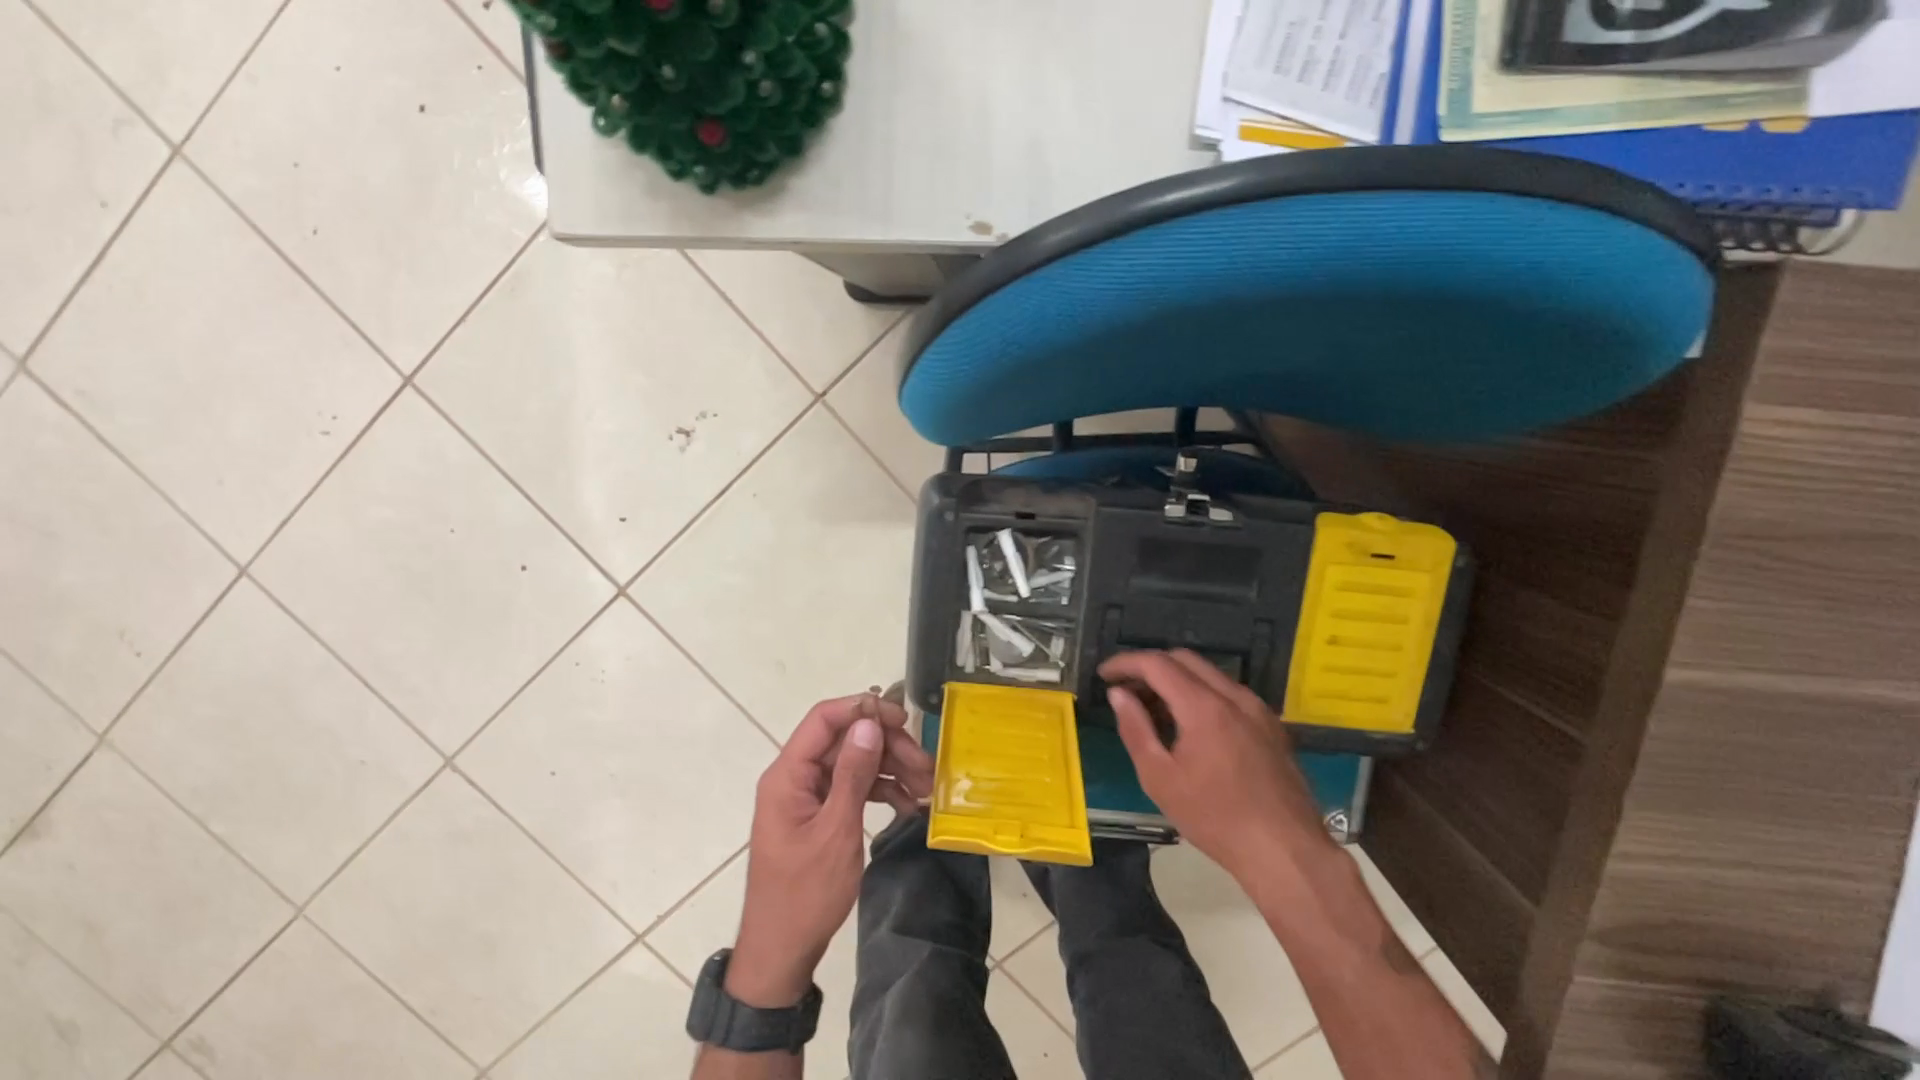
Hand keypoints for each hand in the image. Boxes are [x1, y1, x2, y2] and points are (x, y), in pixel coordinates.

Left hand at [728, 690, 933, 1006]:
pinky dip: (880, 792)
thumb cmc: (805, 894)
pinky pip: (852, 789)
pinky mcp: (819, 815)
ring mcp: (807, 796)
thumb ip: (852, 775)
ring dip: (890, 770)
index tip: (904, 721)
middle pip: (844, 740)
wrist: (781, 950)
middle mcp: (795, 777)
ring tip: (926, 789)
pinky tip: (909, 807)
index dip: (863, 710)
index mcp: (788, 775)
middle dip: (886, 746)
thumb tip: (868, 723)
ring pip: (853, 763)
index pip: (824, 719)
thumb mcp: (836, 832)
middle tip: (925, 767)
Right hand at [1099, 650, 1331, 882]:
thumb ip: (1136, 729)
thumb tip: (1119, 694)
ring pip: (1210, 675)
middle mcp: (1235, 696)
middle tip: (1125, 690)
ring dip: (1177, 681)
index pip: (1158, 664)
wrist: (1284, 850)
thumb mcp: (1160, 778)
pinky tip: (1190, 727)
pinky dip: (1202, 696)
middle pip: (1185, 660)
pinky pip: (1230, 695)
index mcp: (1205, 706)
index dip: (1126, 662)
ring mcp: (1259, 709)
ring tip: (1153, 711)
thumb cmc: (1214, 818)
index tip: (1104, 674)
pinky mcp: (1272, 726)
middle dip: (1151, 667)